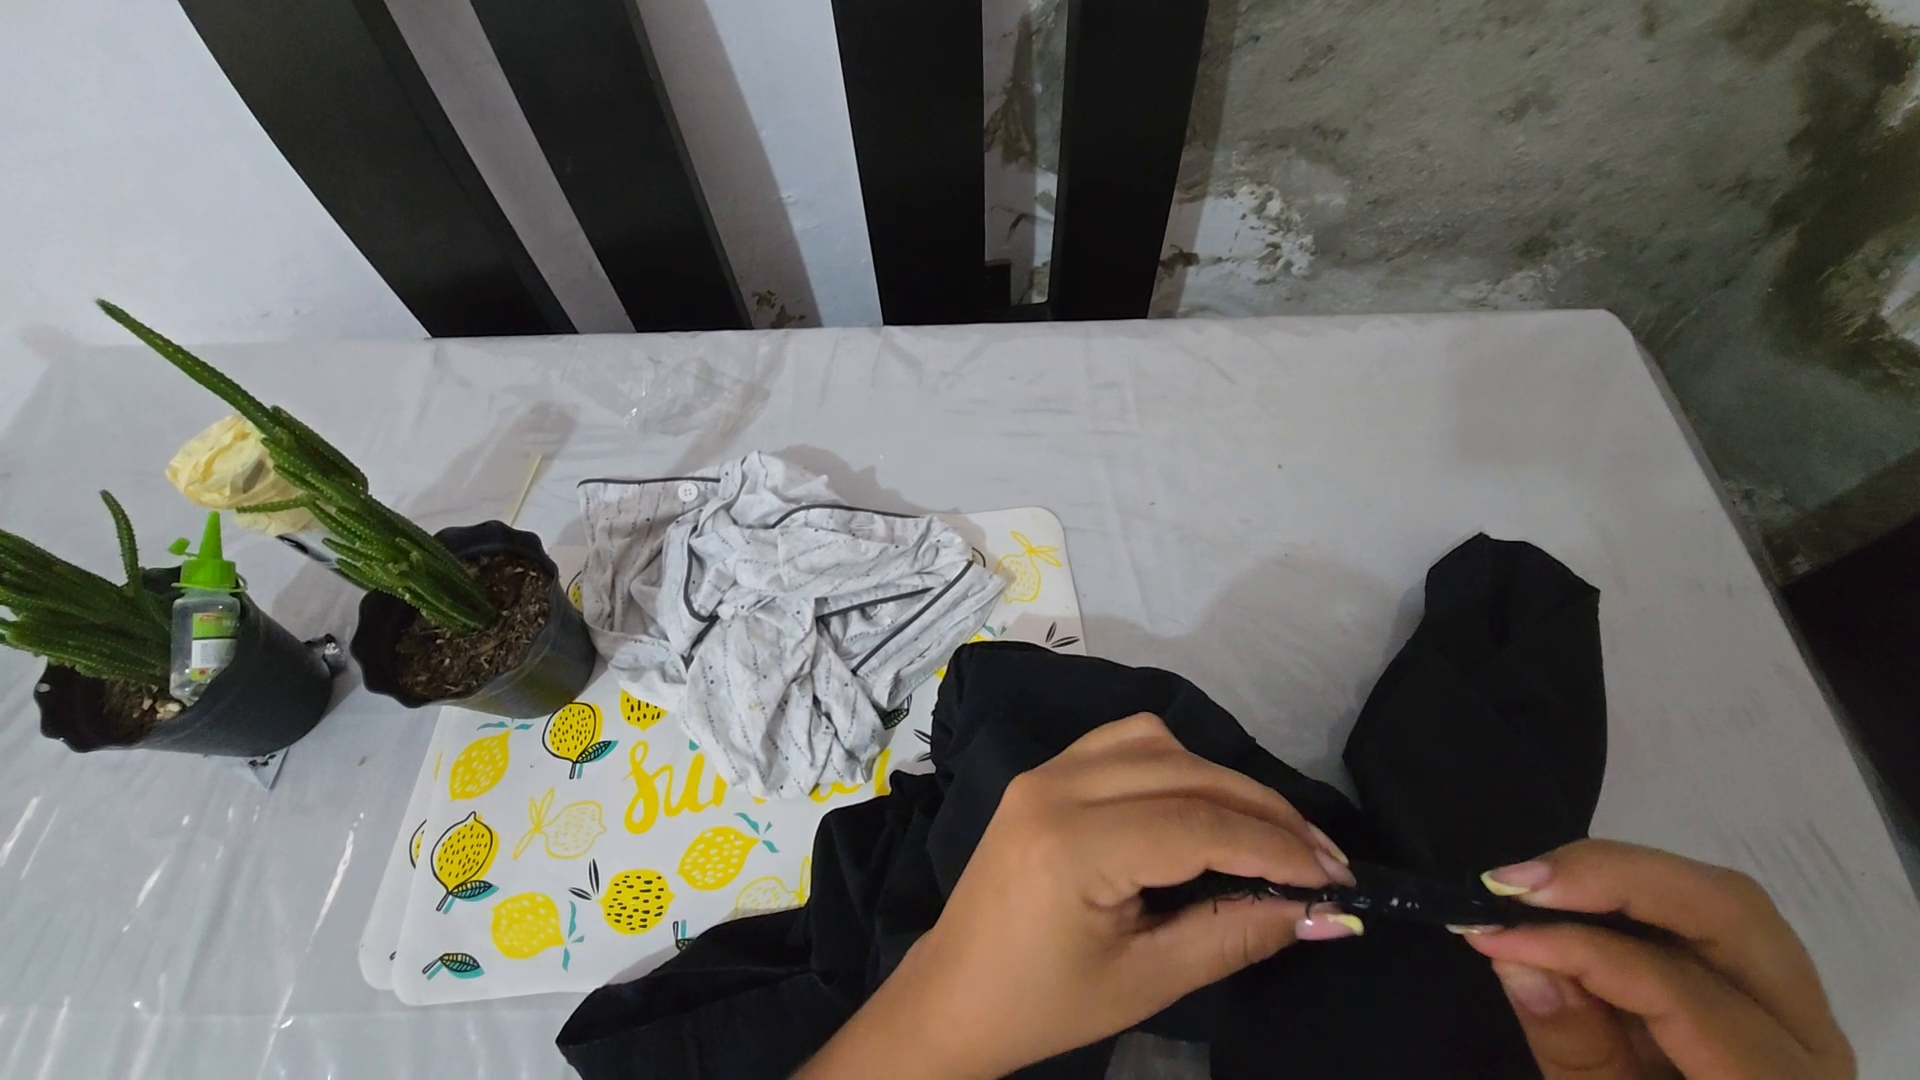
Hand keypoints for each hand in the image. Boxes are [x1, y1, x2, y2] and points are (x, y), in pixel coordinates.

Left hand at [798, 713, 1357, 1078]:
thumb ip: (1234, 934)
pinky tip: (1196, 799)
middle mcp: (1056, 788)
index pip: (1198, 826)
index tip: (1335, 876)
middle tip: (1319, 856)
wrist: (955, 993)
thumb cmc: (1044, 1003)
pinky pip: (1118, 744)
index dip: (1275, 848)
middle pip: (1182, 772)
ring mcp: (1042, 773)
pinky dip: (1170, 761)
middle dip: (1260, 809)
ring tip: (1264, 830)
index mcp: (1074, 845)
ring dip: (1216, 777)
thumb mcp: (1148, 980)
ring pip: (1153, 742)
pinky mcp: (1040, 775)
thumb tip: (1320, 911)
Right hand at [1464, 839, 1853, 1077]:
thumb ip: (1575, 1050)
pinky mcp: (1757, 982)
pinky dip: (1619, 891)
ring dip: (1610, 874)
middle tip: (1515, 882)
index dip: (1578, 948)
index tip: (1488, 930)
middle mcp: (1814, 1037)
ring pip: (1716, 895)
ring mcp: (1796, 1004)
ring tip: (1527, 882)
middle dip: (1611, 877)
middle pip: (1730, 912)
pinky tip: (1559, 897)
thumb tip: (1515, 955)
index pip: (1683, 990)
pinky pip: (1695, 911)